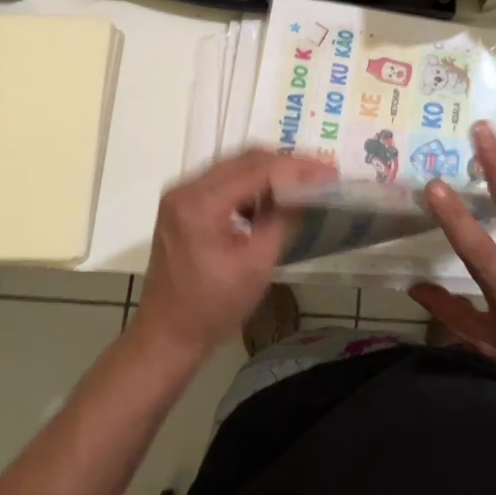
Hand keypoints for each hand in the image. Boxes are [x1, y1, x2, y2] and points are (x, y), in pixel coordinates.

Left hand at [132, 148, 335, 358]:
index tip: (330, 172)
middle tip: (320, 174)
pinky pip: (224, 181)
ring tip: (303, 184)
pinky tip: (272, 199)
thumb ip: (282, 219)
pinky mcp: (183, 204)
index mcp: (201, 203)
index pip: (257, 169)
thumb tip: (306, 190)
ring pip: (235, 166)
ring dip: (270, 172)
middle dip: (286, 164)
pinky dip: (251, 184)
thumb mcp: (257, 265)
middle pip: (245, 159)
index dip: (297, 167)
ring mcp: (181, 194)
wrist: (165, 335)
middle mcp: (186, 188)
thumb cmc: (212, 308)